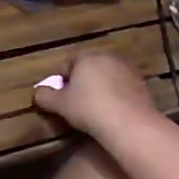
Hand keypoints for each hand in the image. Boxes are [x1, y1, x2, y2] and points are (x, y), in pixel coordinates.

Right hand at [32, 51, 159, 138]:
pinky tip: (111, 111)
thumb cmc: (87, 108)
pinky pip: (120, 87)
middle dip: (80, 82)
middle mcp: (107, 57)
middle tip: (74, 102)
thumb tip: (38, 92)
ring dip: (98, 87)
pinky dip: (114, 95)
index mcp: (85, 57)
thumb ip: (45, 96)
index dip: (59, 81)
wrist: (128, 122)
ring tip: (93, 108)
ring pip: (105, 76)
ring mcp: (126, 69)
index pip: (66, 64)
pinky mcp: (140, 83)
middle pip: (87, 68)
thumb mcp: (59, 105)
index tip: (58, 97)